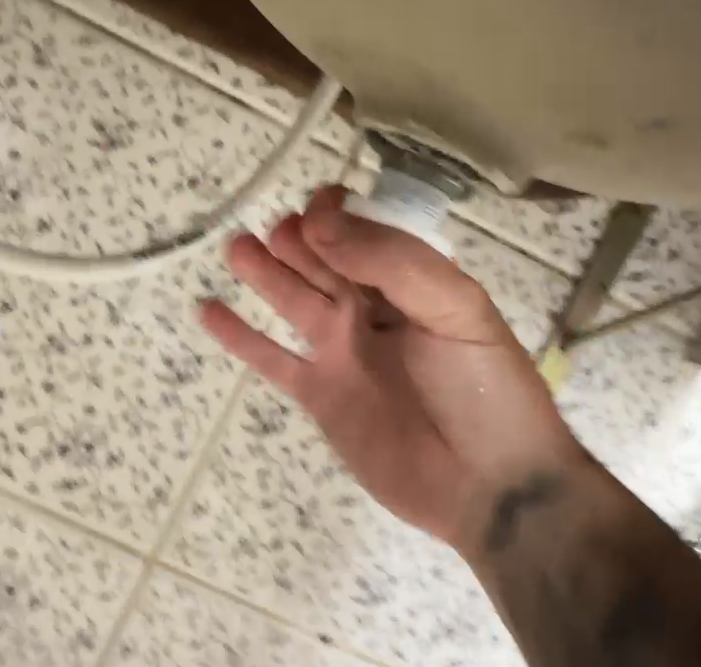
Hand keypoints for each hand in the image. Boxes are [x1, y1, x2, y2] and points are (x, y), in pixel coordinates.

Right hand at [200, 185, 582, 557]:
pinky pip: (271, 358)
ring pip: (290, 299)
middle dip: (296, 238)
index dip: (336, 216)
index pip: (363, 232)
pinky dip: (239, 336)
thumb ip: (393, 261)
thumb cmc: (485, 389)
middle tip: (277, 232)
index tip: (315, 211)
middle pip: (320, 260)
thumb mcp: (458, 309)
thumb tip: (320, 225)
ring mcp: (340, 351)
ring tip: (236, 247)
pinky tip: (208, 309)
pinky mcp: (319, 393)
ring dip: (262, 271)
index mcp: (409, 282)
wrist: (492, 489)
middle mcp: (371, 309)